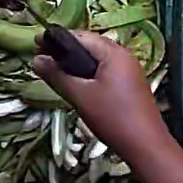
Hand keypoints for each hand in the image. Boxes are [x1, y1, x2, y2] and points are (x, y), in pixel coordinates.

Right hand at [32, 31, 172, 157]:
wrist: (146, 146)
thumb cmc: (112, 117)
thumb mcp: (80, 96)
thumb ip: (57, 76)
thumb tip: (36, 60)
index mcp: (114, 53)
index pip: (81, 36)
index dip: (56, 39)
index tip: (35, 44)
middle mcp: (124, 56)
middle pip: (90, 45)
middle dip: (65, 50)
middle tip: (41, 57)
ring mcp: (129, 70)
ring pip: (97, 59)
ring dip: (76, 62)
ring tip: (54, 70)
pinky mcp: (130, 84)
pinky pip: (105, 70)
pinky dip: (88, 72)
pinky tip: (76, 83)